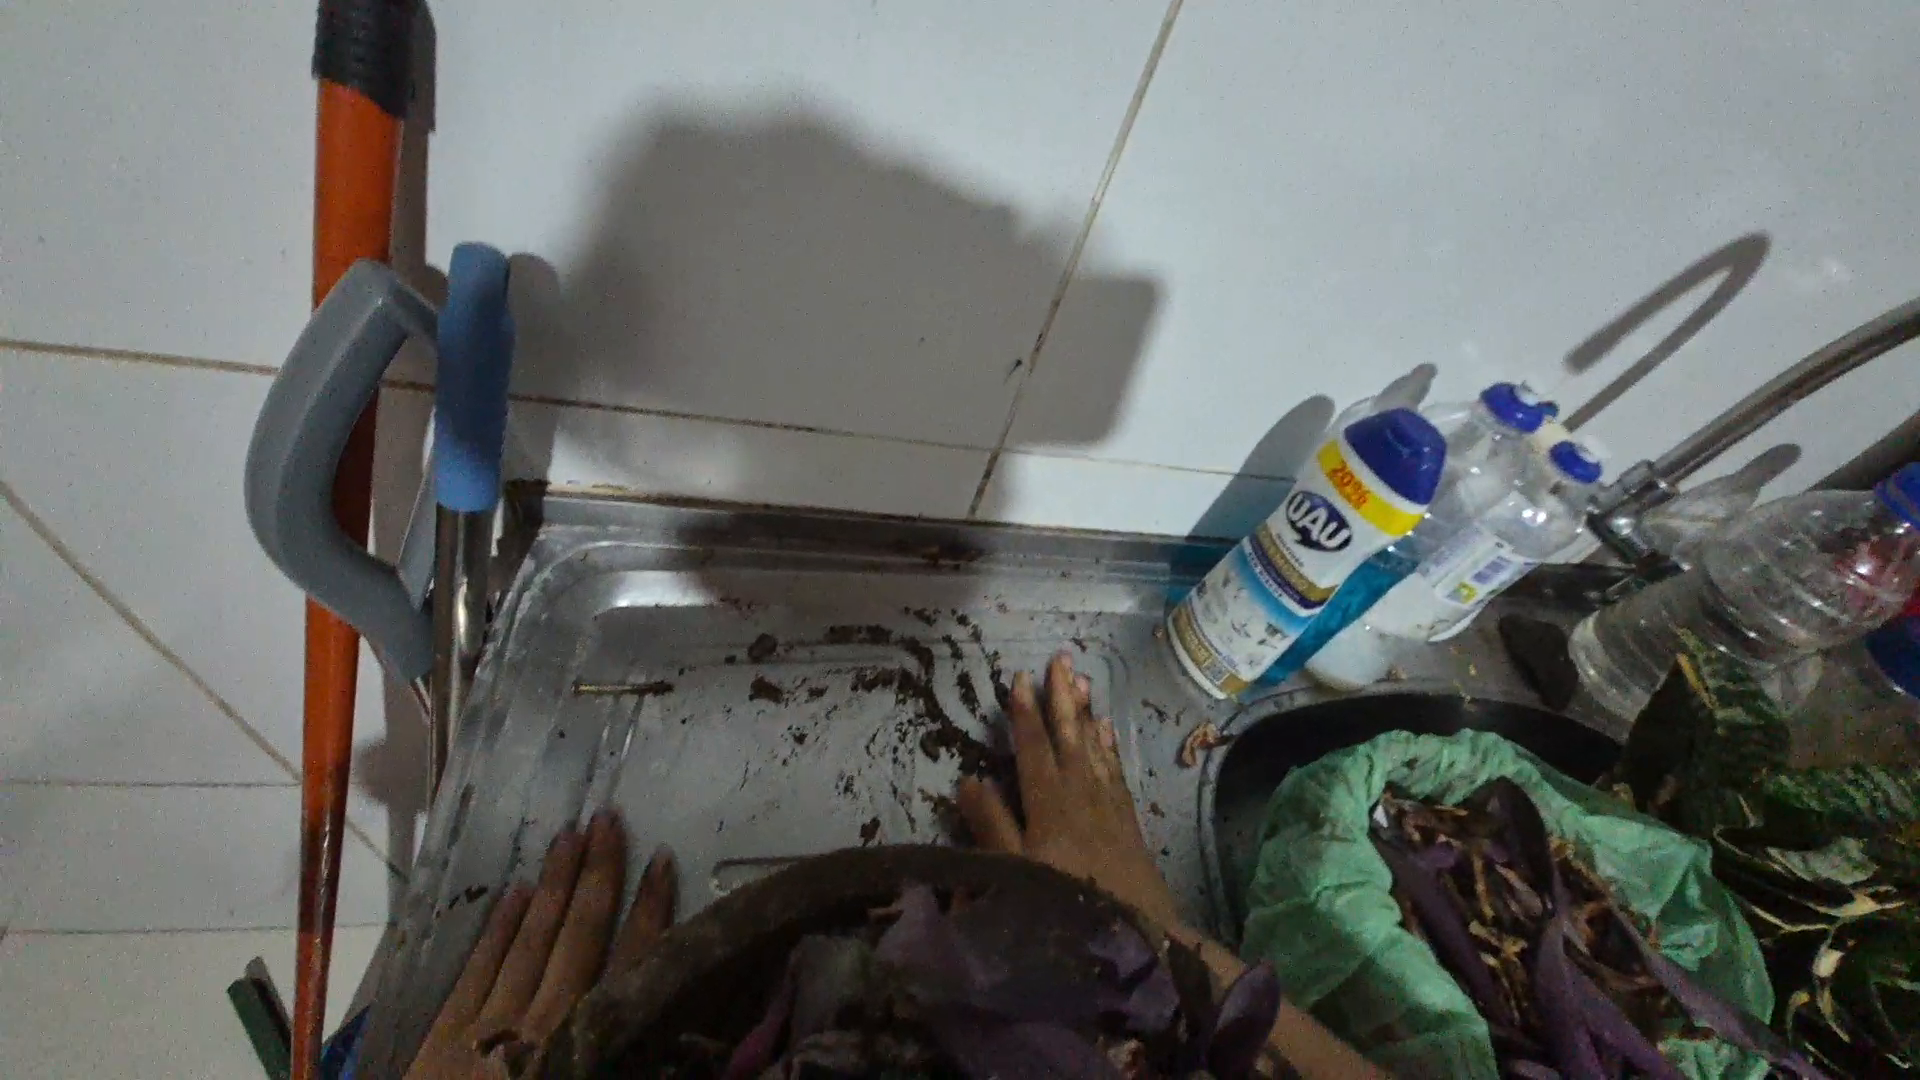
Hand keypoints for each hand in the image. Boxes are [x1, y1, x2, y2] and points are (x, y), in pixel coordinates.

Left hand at [405, 811, 675, 1078]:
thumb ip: (631, 1059)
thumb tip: (672, 1023)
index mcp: (584, 1049)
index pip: (629, 963)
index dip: (649, 909)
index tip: (661, 859)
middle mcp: (541, 1027)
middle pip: (578, 936)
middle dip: (597, 876)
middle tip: (608, 818)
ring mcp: (485, 1032)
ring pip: (529, 941)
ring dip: (553, 886)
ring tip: (569, 836)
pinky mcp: (438, 1045)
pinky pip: (474, 973)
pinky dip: (497, 931)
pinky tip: (514, 893)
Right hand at [959, 651, 1381, 1078]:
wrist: (1140, 935)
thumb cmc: (1067, 902)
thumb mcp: (1016, 870)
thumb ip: (992, 824)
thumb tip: (968, 778)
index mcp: (1049, 800)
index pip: (1033, 745)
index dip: (1025, 711)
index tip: (1021, 676)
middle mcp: (1080, 790)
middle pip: (1069, 734)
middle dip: (1062, 695)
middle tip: (1062, 657)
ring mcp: (1107, 802)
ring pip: (1094, 744)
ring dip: (1086, 711)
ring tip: (1083, 679)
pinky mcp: (1127, 818)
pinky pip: (1115, 768)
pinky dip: (1109, 745)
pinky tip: (1107, 731)